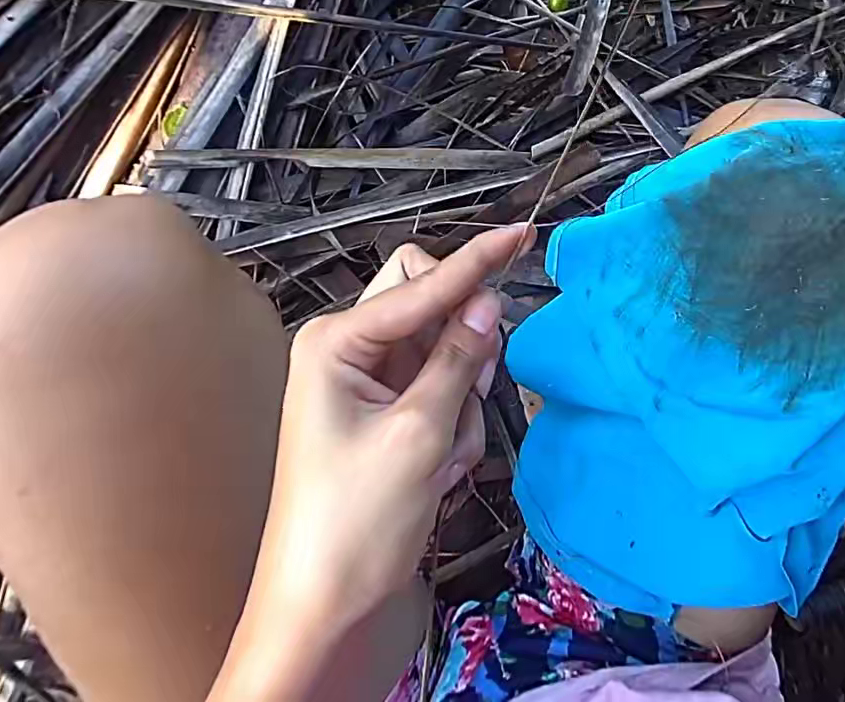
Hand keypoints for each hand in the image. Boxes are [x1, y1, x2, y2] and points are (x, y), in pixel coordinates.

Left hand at [246, 224, 532, 629]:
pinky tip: (438, 465)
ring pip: (445, 347)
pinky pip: (442, 383)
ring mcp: (370, 377)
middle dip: (463, 344)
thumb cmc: (355, 524)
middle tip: (474, 389)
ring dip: (460, 395)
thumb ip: (459, 358)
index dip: (475, 262)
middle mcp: (350, 347)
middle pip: (431, 306)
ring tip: (444, 452)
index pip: (421, 285)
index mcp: (337, 341)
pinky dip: (454, 418)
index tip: (518, 235)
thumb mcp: (419, 434)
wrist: (325, 610)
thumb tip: (490, 301)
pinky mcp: (388, 405)